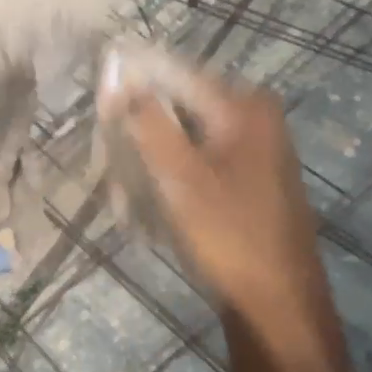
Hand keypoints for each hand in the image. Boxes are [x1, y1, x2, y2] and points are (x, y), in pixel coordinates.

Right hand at [100, 58, 327, 326]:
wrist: (276, 298)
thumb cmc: (228, 235)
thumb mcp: (180, 177)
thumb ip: (149, 122)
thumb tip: (119, 78)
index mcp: (244, 106)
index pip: (172, 74)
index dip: (128, 85)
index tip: (95, 107)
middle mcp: (252, 115)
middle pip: (175, 104)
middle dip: (135, 130)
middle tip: (106, 163)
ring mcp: (251, 145)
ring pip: (179, 134)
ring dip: (145, 157)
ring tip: (121, 193)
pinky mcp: (244, 173)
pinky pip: (192, 157)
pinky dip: (165, 173)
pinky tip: (144, 202)